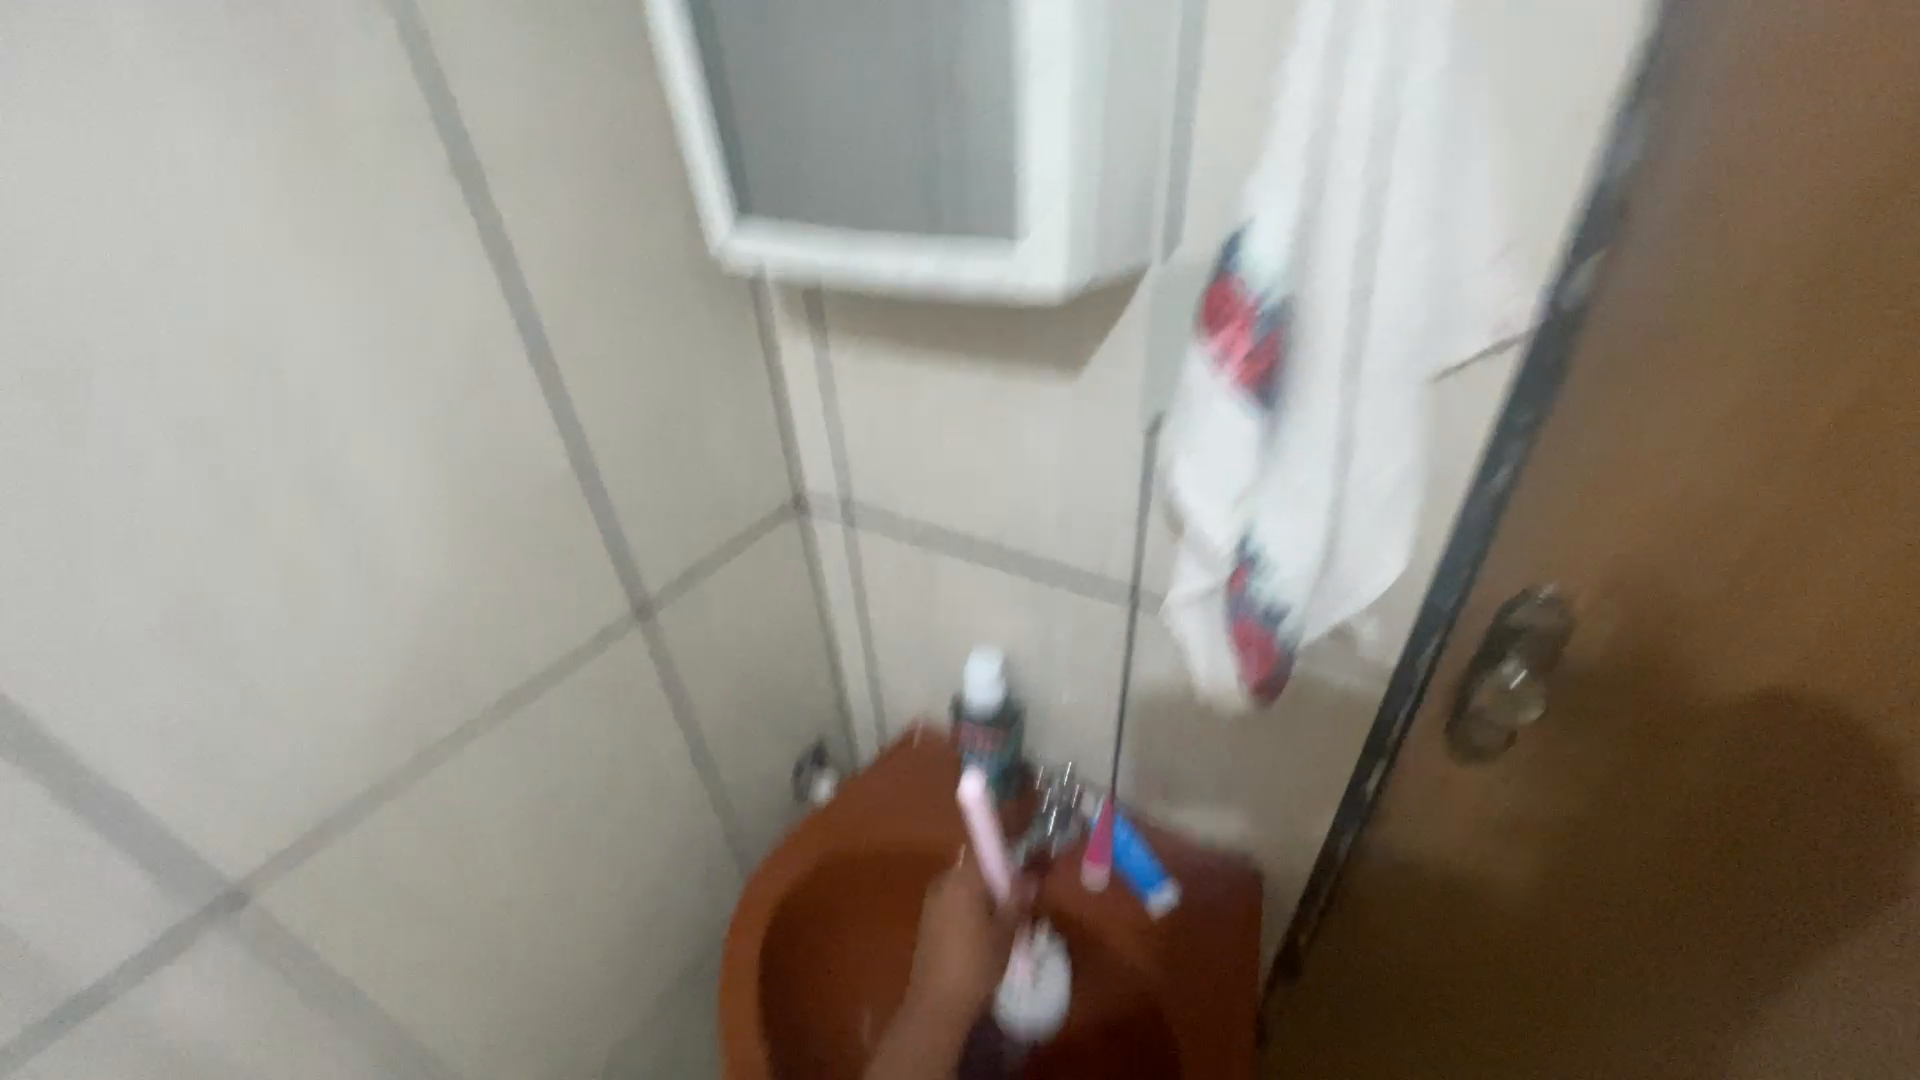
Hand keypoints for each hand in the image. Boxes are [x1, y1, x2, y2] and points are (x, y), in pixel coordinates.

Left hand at [903, 849, 1036, 1025]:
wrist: (937, 1003)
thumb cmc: (977, 964)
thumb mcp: (1006, 932)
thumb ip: (1017, 898)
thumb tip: (1030, 875)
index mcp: (963, 878)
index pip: (985, 848)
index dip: (1005, 851)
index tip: (1023, 863)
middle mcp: (944, 881)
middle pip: (975, 866)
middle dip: (996, 877)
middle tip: (1018, 897)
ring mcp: (932, 899)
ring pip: (964, 885)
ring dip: (983, 894)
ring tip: (1003, 918)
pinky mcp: (927, 918)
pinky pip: (954, 900)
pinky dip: (969, 906)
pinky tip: (982, 931)